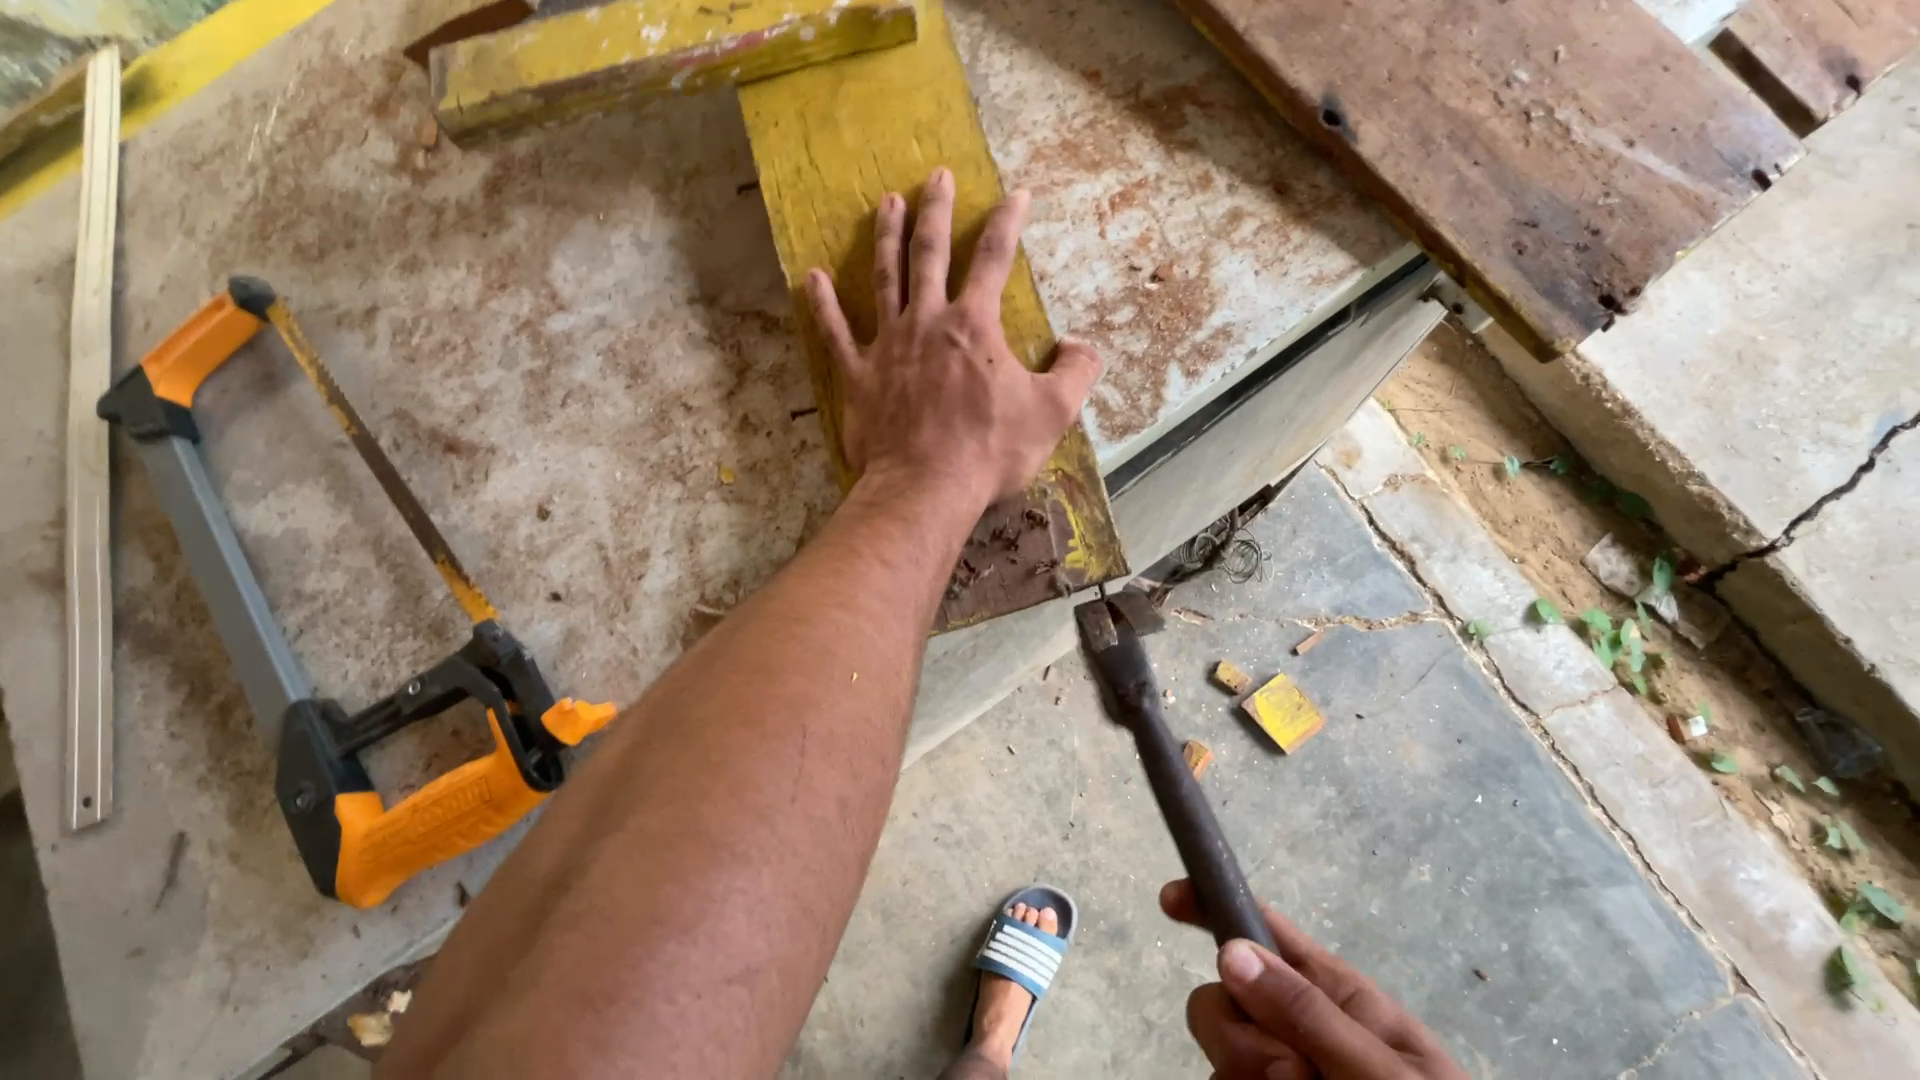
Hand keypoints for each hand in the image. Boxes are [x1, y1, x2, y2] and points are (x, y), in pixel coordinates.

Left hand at [805, 167, 1102, 511]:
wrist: (926, 487)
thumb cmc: (991, 451)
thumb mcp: (1053, 413)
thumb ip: (1076, 373)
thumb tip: (1085, 347)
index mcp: (975, 325)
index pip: (995, 259)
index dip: (1009, 222)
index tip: (1017, 194)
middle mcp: (928, 321)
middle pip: (931, 253)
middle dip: (938, 210)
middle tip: (937, 175)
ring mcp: (888, 346)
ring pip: (885, 278)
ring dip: (886, 237)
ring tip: (888, 202)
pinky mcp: (858, 375)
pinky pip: (836, 332)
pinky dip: (824, 304)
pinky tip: (813, 277)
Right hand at [1161, 880, 1466, 1079]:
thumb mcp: (1383, 1074)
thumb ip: (1308, 1015)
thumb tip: (1230, 950)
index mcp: (1335, 993)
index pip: (1263, 926)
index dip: (1212, 903)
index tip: (1170, 900)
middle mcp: (1299, 1024)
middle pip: (1223, 996)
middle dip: (1240, 1036)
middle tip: (1290, 1076)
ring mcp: (1277, 1066)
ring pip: (1219, 1049)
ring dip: (1245, 1075)